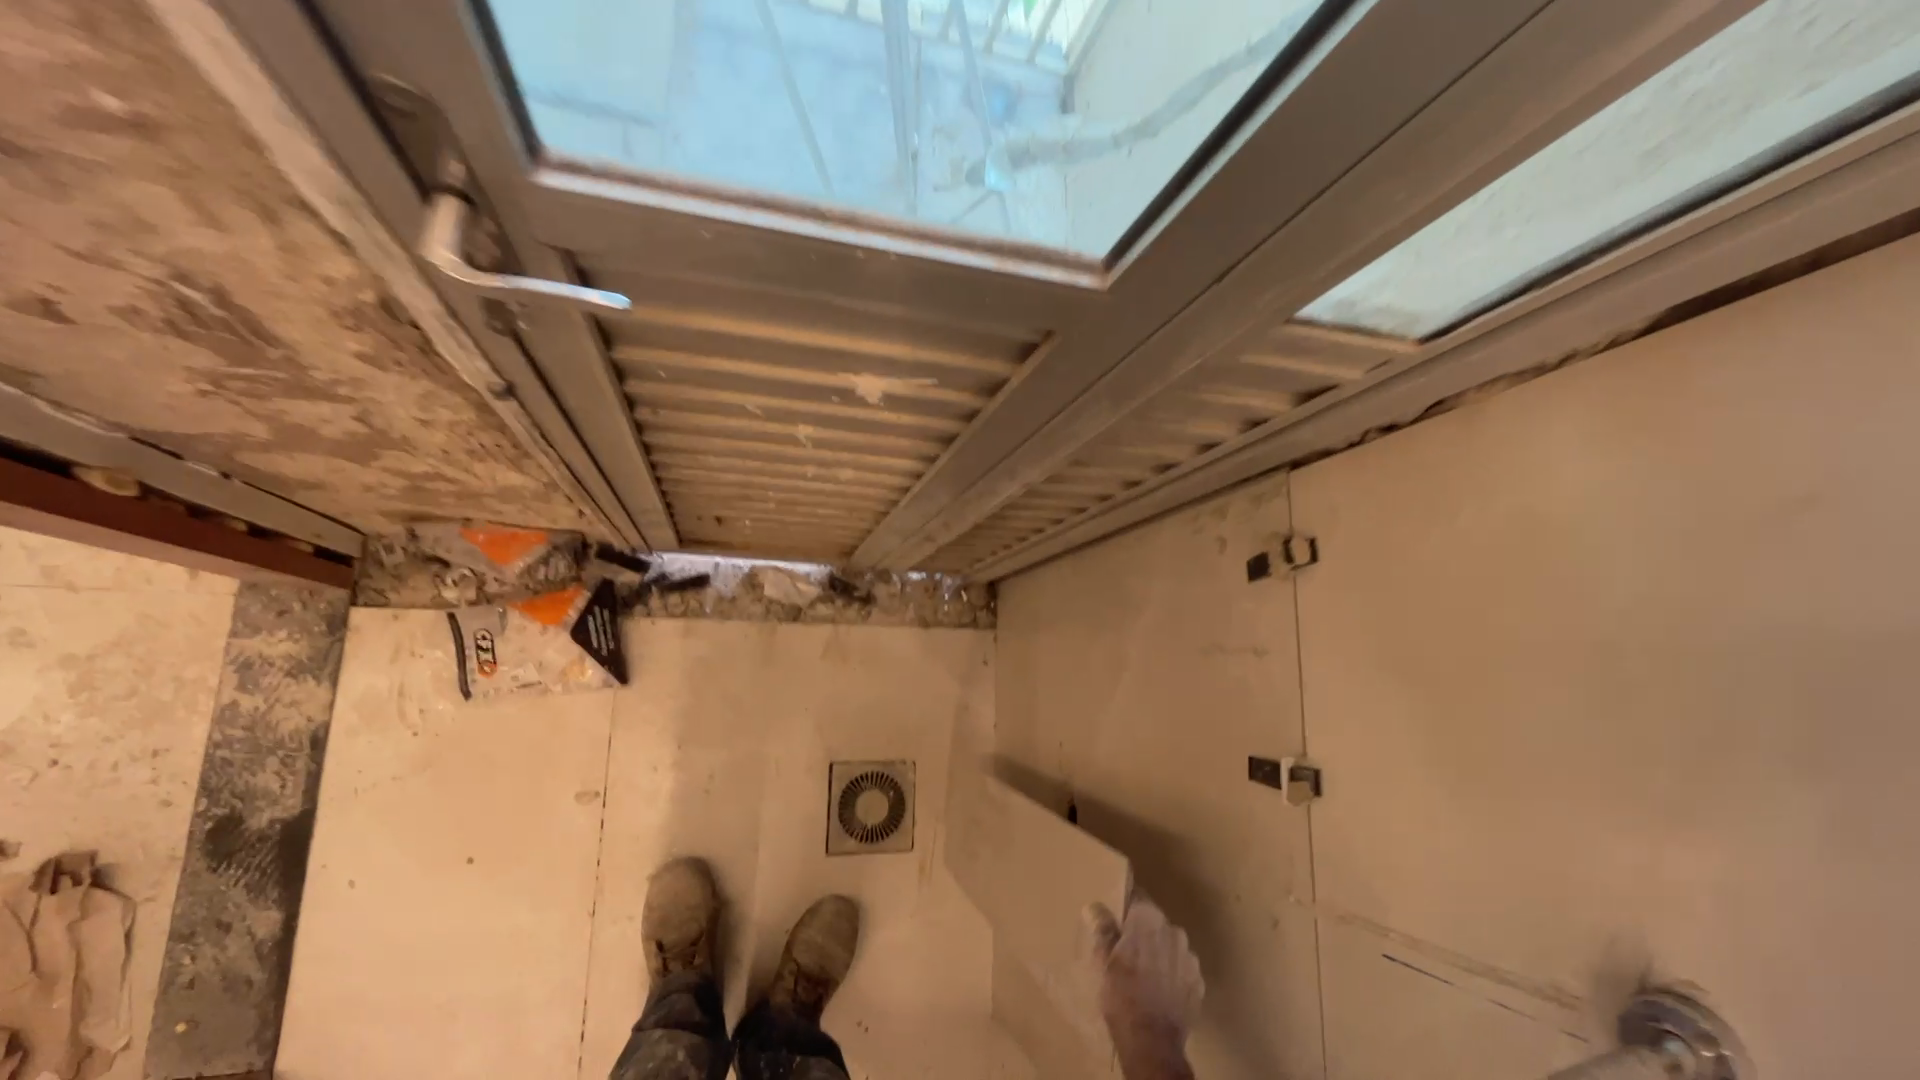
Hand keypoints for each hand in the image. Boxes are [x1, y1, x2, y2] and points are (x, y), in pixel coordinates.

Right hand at [1085, 897, 1202, 1079]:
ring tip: (1142, 975)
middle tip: (1124, 952)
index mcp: (1149, 920)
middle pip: (1154, 922)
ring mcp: (1190, 957)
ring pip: (1169, 945)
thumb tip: (1096, 906)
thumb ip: (1103, 929)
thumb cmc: (1122, 996)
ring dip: (1158, 952)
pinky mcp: (1198, 982)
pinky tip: (1157, 990)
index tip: (1115, 919)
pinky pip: (1181, 968)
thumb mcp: (1103, 961)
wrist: (1152, 1042)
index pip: (1138, 897)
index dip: (1125, 907)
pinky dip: (1170, 973)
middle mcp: (1174, 931)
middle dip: (1142, 932)